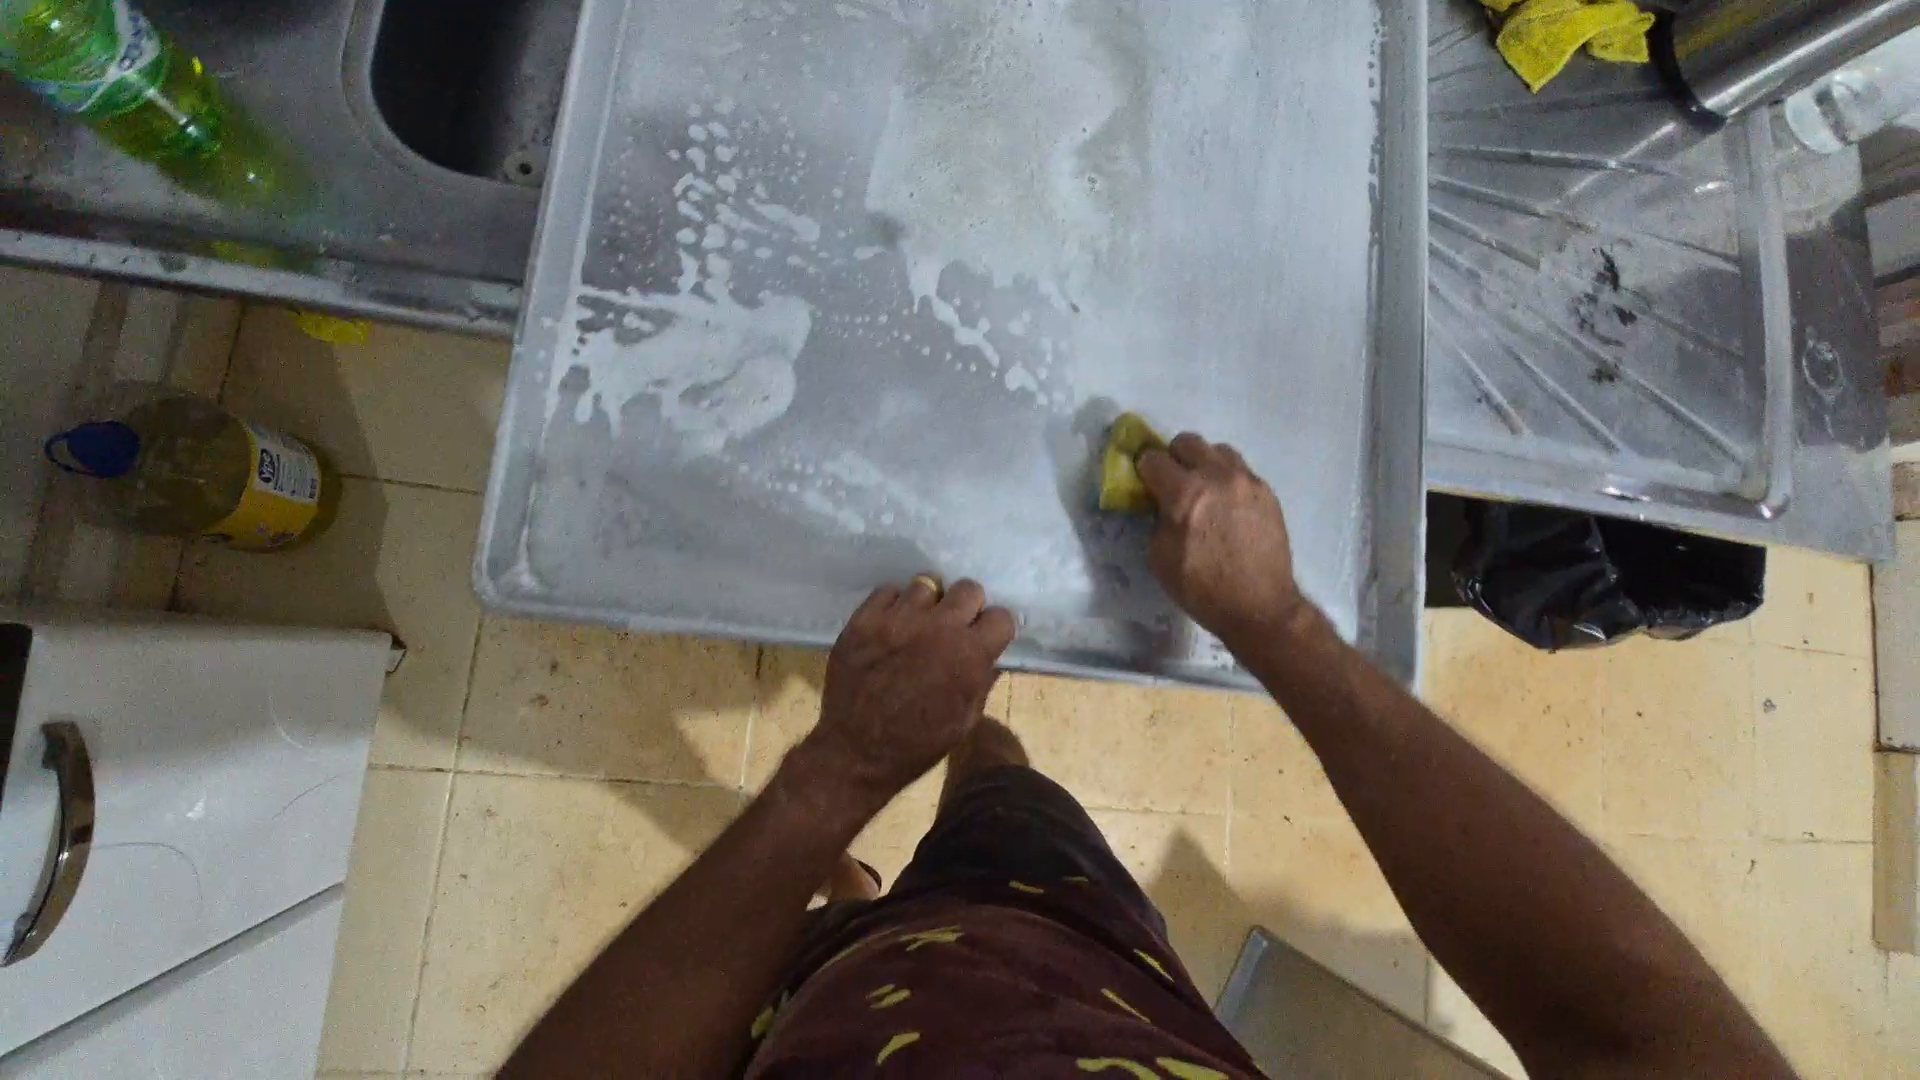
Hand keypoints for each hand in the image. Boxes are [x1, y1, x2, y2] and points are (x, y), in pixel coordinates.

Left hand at [795, 577, 1016, 803]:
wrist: (857, 752)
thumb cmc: (918, 744)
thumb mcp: (965, 720)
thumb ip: (982, 679)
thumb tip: (991, 653)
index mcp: (969, 656)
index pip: (1000, 616)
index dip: (993, 628)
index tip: (983, 637)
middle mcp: (937, 628)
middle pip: (968, 588)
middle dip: (966, 607)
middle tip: (953, 626)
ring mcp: (898, 620)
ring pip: (927, 584)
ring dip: (928, 604)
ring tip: (918, 624)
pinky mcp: (864, 620)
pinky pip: (888, 591)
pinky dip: (894, 606)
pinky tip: (891, 626)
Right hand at [1137, 433, 1307, 646]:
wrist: (1259, 606)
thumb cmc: (1201, 588)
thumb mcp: (1159, 557)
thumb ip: (1157, 520)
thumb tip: (1162, 504)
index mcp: (1185, 494)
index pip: (1154, 459)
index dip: (1144, 469)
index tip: (1144, 482)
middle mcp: (1217, 477)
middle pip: (1187, 442)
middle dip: (1173, 458)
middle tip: (1172, 482)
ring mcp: (1247, 481)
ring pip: (1218, 451)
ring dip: (1203, 464)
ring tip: (1203, 490)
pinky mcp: (1267, 492)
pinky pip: (1240, 470)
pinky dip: (1226, 480)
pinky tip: (1226, 507)